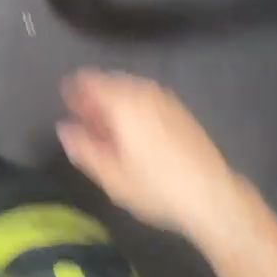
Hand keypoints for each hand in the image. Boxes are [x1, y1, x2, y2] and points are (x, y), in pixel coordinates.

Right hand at [57, 69, 250, 241]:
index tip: (65, 100)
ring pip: (130, 90)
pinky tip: (133, 130)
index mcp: (122, 102)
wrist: (212, 196)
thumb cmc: (156, 188)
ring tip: (106, 126)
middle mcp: (143, 92)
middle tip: (83, 116)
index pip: (91, 81)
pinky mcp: (181, 112)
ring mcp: (166, 100)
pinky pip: (148, 99)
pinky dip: (134, 106)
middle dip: (94, 96)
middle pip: (111, 83)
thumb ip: (83, 149)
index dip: (74, 88)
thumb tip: (64, 129)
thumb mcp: (111, 176)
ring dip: (114, 101)